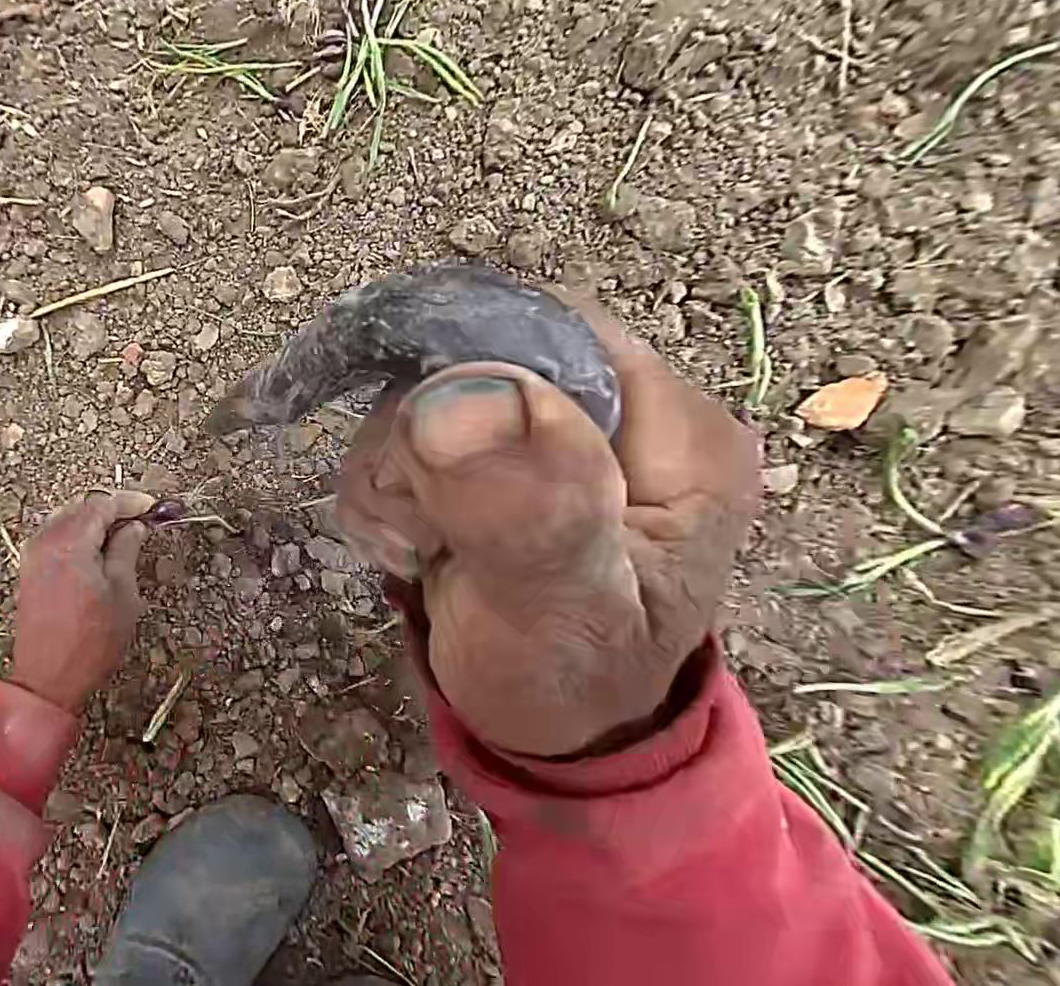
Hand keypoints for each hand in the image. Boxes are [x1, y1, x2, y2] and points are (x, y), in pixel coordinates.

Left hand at [11, 490, 155, 711]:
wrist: (48, 680)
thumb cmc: (92, 640)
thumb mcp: (123, 591)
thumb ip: (126, 550)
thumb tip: (134, 527)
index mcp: (69, 544)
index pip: (101, 505)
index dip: (131, 502)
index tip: (153, 508)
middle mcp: (45, 543)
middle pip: (82, 508)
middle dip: (114, 509)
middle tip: (144, 520)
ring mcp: (33, 557)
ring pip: (69, 520)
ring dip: (97, 522)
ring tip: (126, 535)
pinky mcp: (31, 571)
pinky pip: (58, 537)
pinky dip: (82, 535)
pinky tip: (101, 550)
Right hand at [336, 307, 759, 756]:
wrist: (545, 729)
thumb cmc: (574, 685)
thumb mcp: (568, 614)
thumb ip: (533, 513)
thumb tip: (461, 396)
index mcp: (677, 433)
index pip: (559, 329)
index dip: (472, 372)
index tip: (426, 462)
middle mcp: (614, 411)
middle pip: (475, 355)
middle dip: (420, 443)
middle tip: (424, 529)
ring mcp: (545, 428)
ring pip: (423, 392)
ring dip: (393, 474)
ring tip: (419, 548)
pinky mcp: (493, 452)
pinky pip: (403, 431)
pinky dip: (382, 489)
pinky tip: (409, 545)